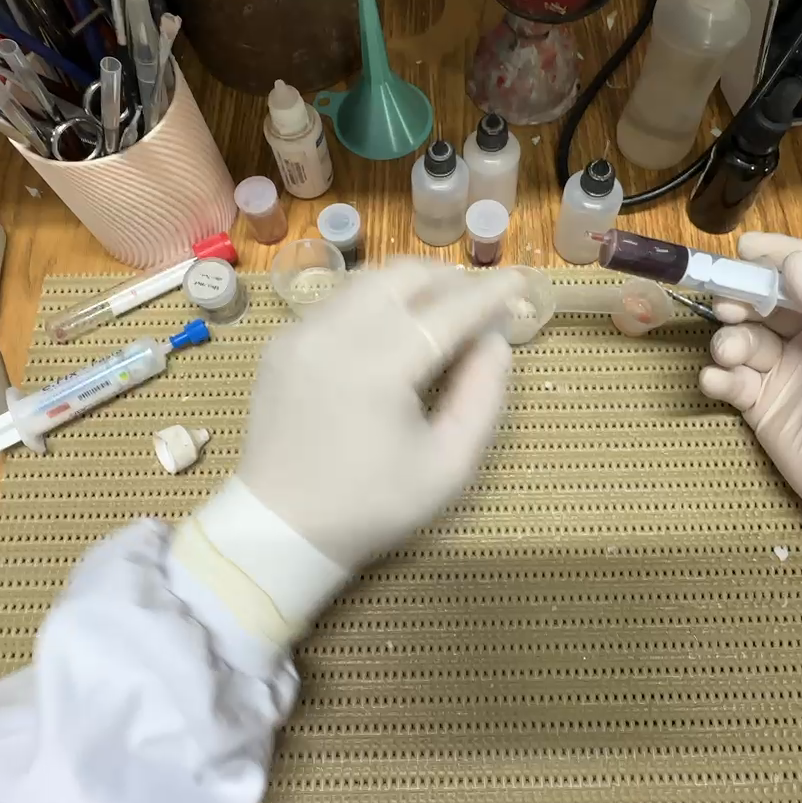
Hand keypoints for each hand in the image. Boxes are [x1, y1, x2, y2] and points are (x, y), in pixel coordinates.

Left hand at [238, 260, 521, 569]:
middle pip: (405, 275)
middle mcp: (336, 332)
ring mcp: (301, 332)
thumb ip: (483, 395)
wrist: (281, 527)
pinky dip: (375, 304)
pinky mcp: (283, 341)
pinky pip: (339, 302)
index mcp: (379, 367)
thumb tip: (497, 340)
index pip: (449, 310)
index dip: (490, 293)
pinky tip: (390, 335)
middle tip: (478, 305)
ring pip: (369, 280)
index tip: (520, 279)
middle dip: (450, 280)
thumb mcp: (448, 464)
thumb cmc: (372, 505)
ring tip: (440, 314)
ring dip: (412, 286)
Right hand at [697, 234, 801, 544]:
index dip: (778, 256)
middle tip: (726, 303)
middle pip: (766, 300)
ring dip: (728, 339)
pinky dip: (717, 377)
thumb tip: (790, 265)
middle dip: (741, 296)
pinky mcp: (762, 408)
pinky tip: (718, 383)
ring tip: (730, 356)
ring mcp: (786, 373)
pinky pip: (730, 381)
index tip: (743, 249)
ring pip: (742, 337)